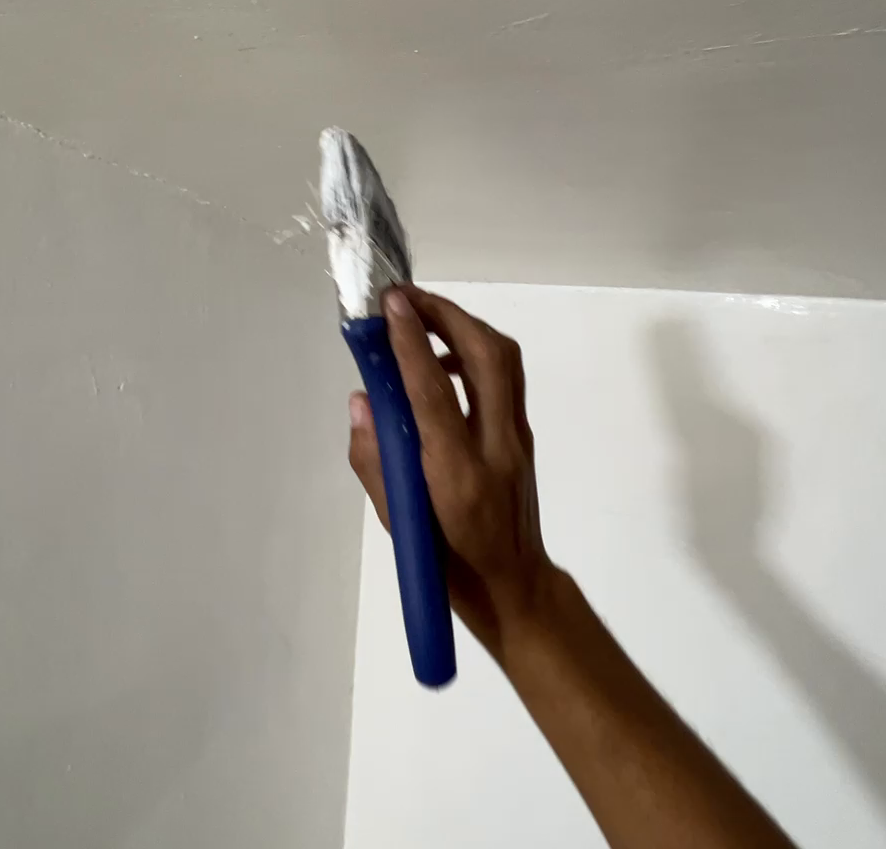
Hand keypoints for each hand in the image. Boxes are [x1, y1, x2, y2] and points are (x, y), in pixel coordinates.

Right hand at [348, 286, 553, 653]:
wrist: (513, 586)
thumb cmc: (446, 565)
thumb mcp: (396, 522)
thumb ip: (373, 459)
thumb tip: (362, 399)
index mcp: (456, 475)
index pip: (434, 393)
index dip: (411, 343)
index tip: (391, 305)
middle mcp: (496, 447)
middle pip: (488, 357)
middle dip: (447, 315)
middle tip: (405, 298)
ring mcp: (517, 438)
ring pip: (504, 359)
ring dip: (463, 325)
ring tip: (421, 317)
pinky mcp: (523, 434)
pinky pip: (504, 375)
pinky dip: (473, 350)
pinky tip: (441, 361)